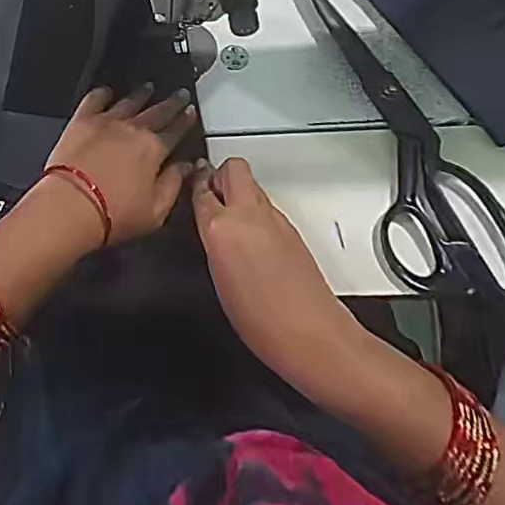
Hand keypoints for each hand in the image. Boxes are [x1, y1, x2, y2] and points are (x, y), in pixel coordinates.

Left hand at [42, 85, 198, 244]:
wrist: (71, 205)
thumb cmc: (110, 213)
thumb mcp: (156, 210)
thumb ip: (174, 184)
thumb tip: (184, 169)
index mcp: (153, 149)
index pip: (176, 130)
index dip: (185, 121)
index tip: (189, 113)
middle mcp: (132, 130)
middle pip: (157, 111)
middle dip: (171, 102)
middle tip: (179, 95)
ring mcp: (106, 122)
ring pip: (129, 101)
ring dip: (141, 94)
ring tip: (147, 88)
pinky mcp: (81, 121)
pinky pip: (95, 99)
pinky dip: (102, 93)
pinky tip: (106, 91)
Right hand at [194, 158, 366, 401]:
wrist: (311, 336)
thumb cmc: (264, 322)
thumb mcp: (217, 279)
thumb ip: (211, 242)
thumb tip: (209, 227)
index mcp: (221, 227)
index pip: (201, 188)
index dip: (195, 187)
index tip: (192, 189)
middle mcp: (250, 215)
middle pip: (232, 168)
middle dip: (220, 175)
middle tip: (211, 193)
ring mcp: (275, 220)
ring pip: (251, 186)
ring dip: (239, 195)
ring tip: (232, 221)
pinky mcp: (292, 230)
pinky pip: (267, 208)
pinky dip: (257, 215)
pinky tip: (252, 241)